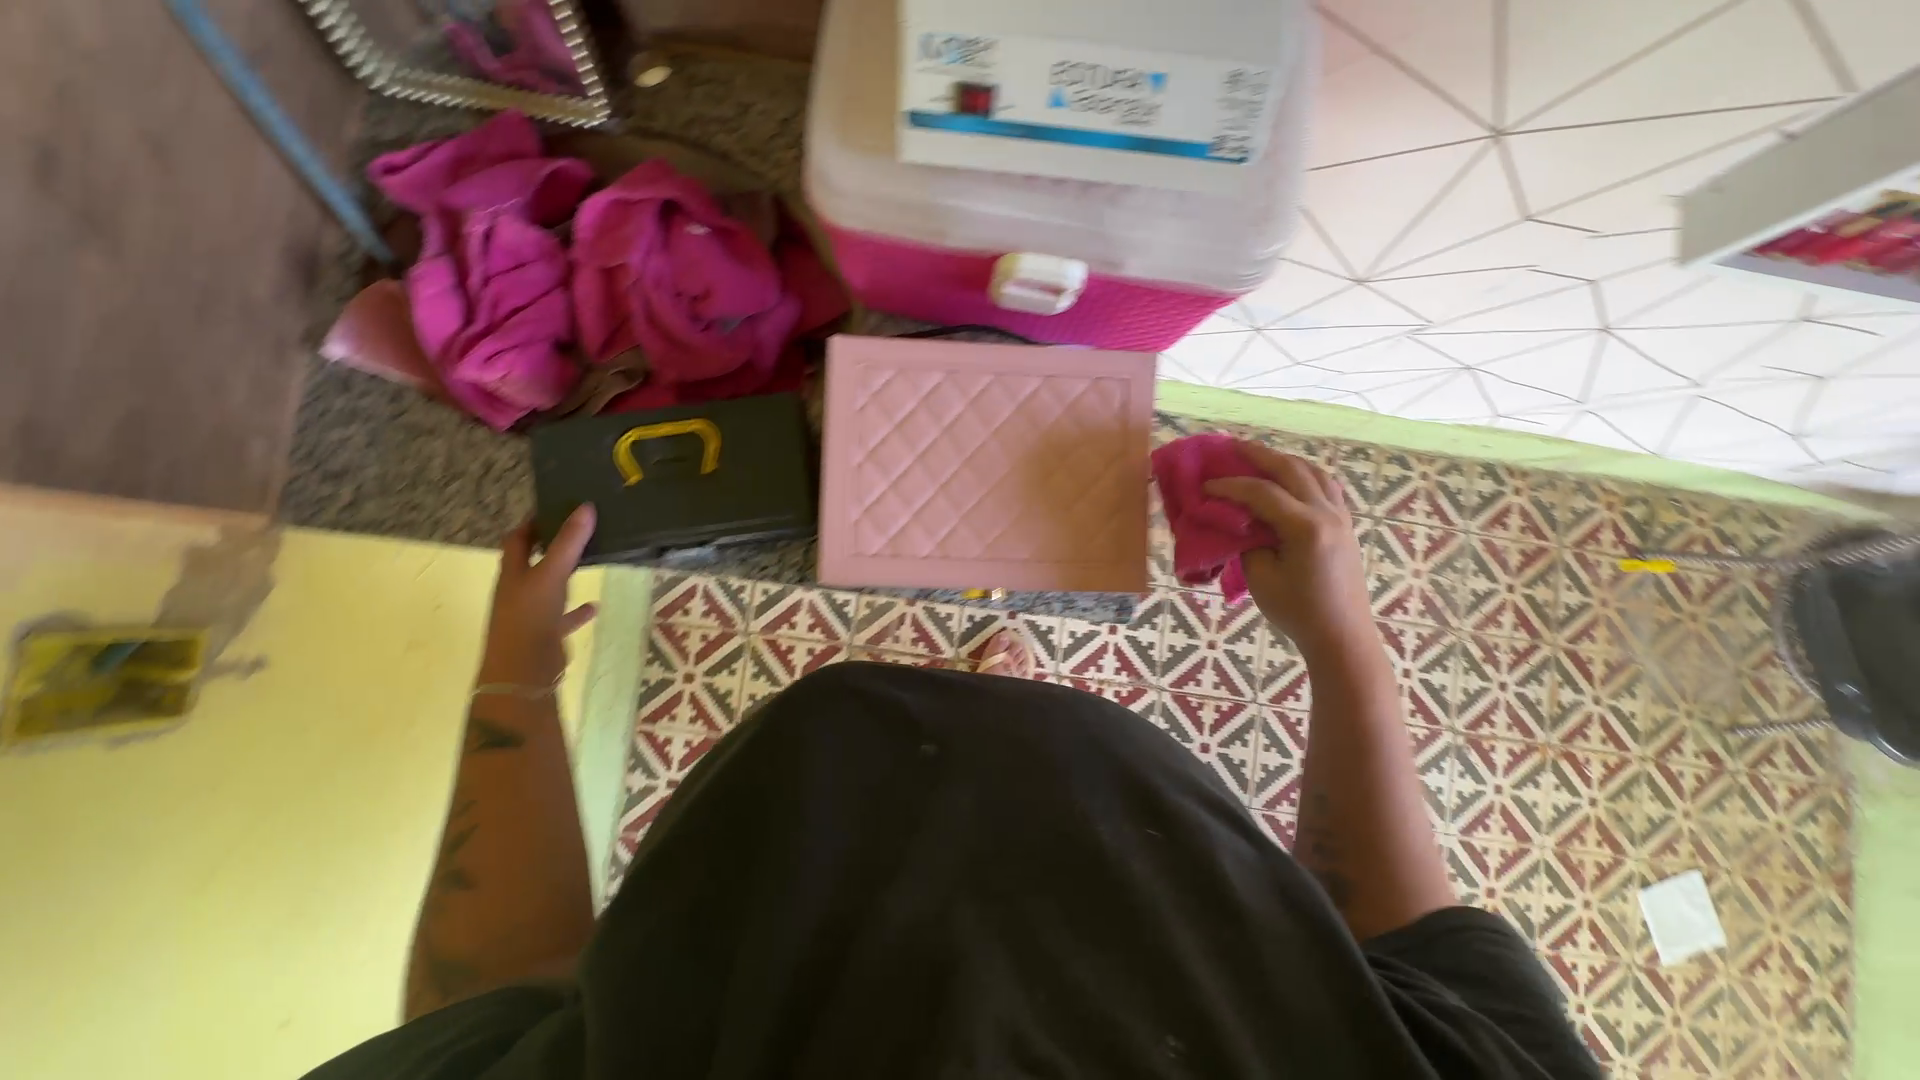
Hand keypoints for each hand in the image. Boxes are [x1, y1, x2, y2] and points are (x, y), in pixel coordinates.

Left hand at [477, 505, 598, 686]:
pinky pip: (563, 617)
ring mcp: (530, 613)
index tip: (554, 508)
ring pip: (549, 588)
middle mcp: (517, 590)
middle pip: (532, 562)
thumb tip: (586, 507)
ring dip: (566, 576)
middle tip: (579, 531)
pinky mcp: (544, 634)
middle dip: (551, 547)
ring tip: (590, 563)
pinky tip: (594, 606)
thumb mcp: (552, 574)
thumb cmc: (530, 617)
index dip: (532, 523)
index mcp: (512, 573)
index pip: (517, 539)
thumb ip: (569, 543)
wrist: (523, 671)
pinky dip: (577, 610)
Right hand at [1203, 443, 1373, 657]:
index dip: (1230, 486)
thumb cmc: (1297, 612)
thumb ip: (1247, 542)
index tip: (1205, 486)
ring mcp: (1341, 517)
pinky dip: (1304, 475)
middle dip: (1259, 455)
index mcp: (1305, 527)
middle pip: (1291, 469)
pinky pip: (1326, 487)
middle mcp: (1327, 513)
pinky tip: (1291, 480)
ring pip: (1314, 473)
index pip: (1261, 493)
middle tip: (1231, 446)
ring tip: (1260, 457)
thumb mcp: (1260, 578)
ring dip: (1285, 460)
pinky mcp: (1345, 526)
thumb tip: (1238, 521)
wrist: (1341, 636)